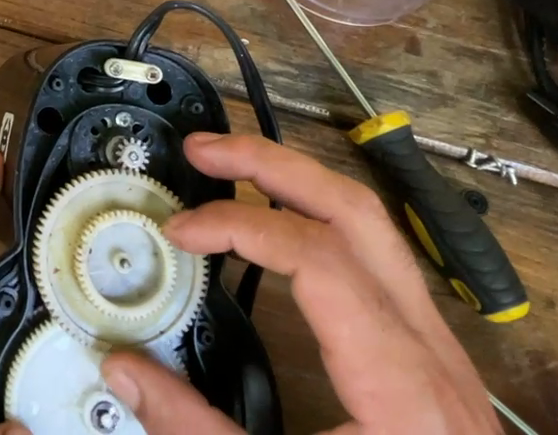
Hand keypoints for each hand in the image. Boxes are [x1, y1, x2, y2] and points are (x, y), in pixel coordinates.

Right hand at [100, 132, 496, 434]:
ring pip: (370, 221)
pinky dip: (312, 215)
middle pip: (352, 211)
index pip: (315, 256)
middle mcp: (428, 344)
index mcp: (399, 380)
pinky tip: (272, 226)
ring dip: (293, 179)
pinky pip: (371, 251)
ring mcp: (436, 341)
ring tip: (229, 165)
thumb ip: (195, 429)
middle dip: (270, 165)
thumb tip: (122, 368)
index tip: (179, 231)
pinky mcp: (429, 349)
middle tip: (201, 150)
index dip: (238, 225)